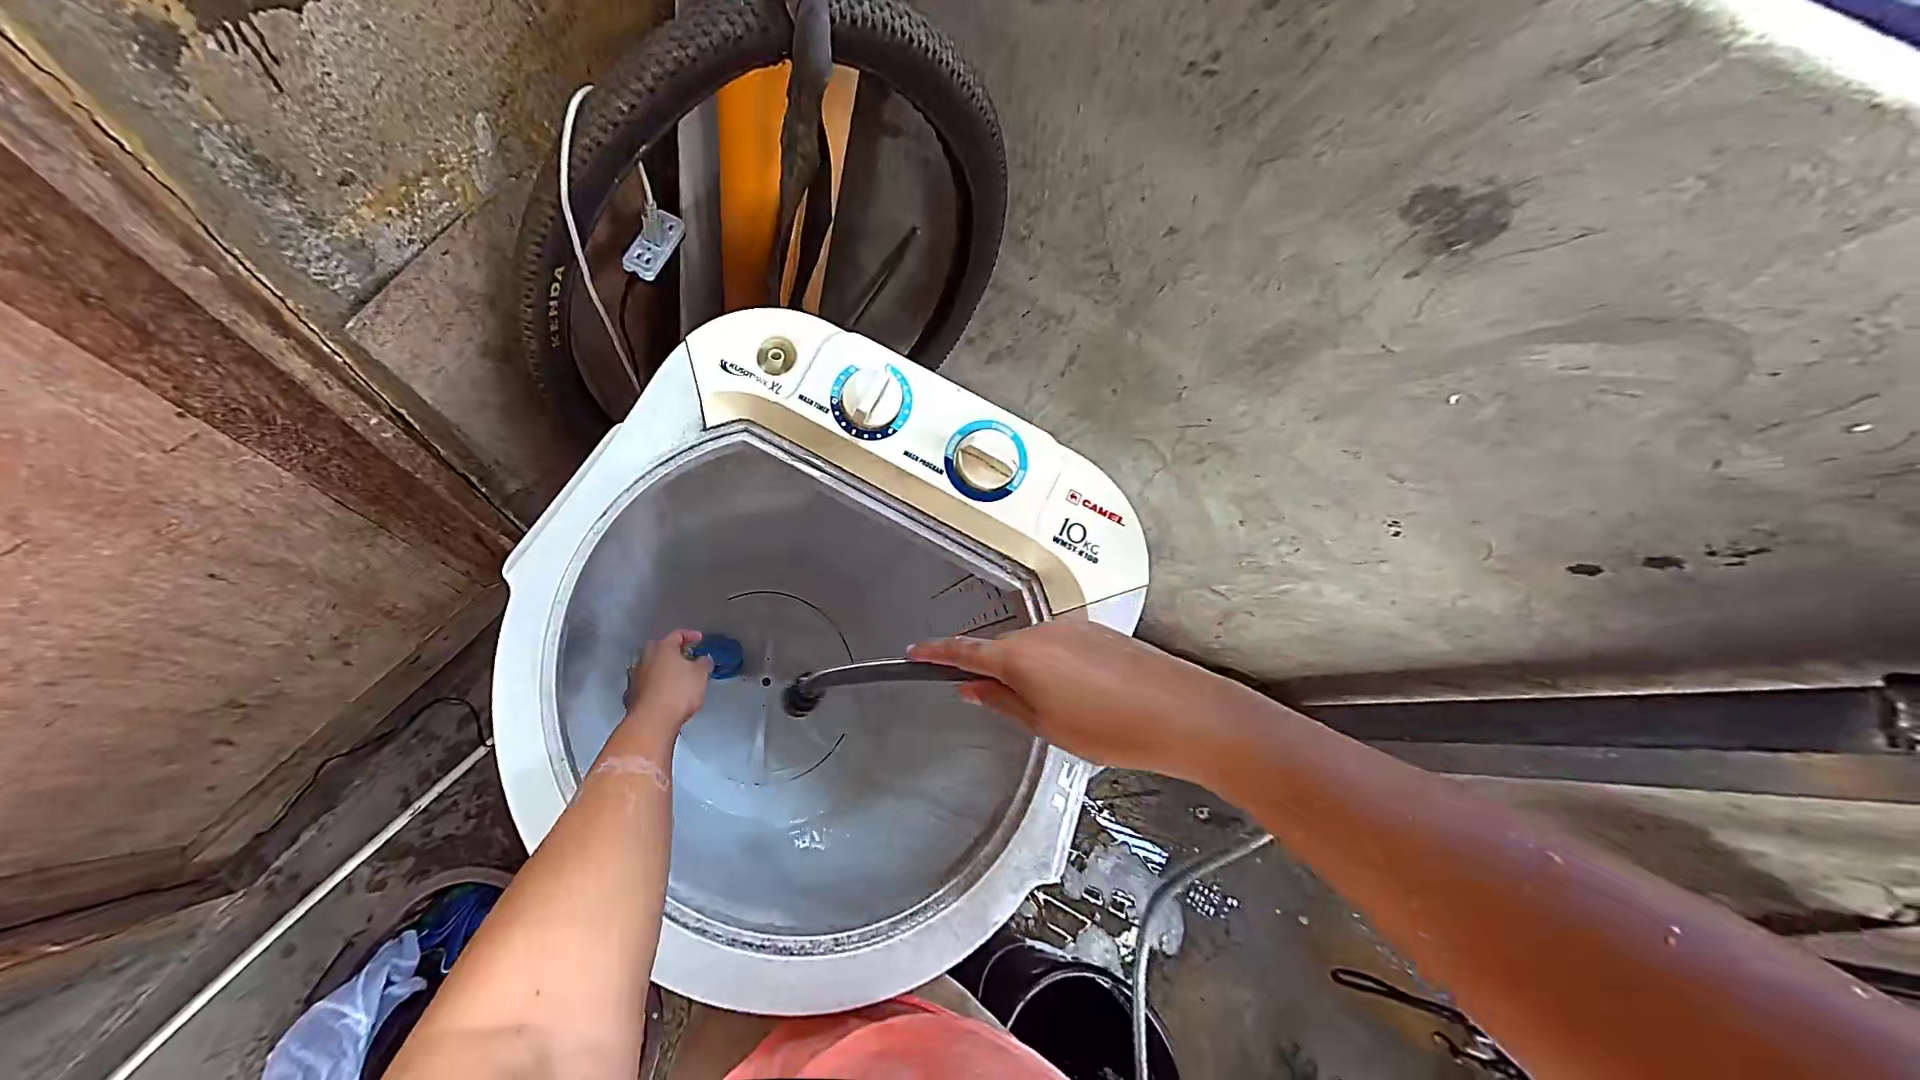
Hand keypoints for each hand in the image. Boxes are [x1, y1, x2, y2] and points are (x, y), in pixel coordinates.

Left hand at [622, 630, 711, 736]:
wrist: (652, 721)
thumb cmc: (679, 692)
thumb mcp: (700, 675)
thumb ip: (703, 663)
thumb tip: (702, 659)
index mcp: (662, 648)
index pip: (677, 635)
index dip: (690, 635)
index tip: (699, 639)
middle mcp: (645, 658)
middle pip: (661, 649)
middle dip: (674, 652)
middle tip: (687, 657)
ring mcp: (635, 676)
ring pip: (652, 666)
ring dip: (663, 669)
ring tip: (677, 677)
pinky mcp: (631, 694)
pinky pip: (647, 683)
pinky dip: (656, 684)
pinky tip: (664, 693)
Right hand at [909, 620, 1263, 782]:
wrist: (1183, 714)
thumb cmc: (1116, 727)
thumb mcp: (1046, 726)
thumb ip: (1002, 702)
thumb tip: (974, 689)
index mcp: (1022, 656)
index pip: (964, 650)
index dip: (935, 653)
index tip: (916, 653)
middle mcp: (1045, 632)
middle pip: (1001, 648)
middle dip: (993, 673)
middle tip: (995, 705)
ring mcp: (1073, 628)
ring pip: (1033, 648)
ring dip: (1031, 673)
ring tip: (1059, 713)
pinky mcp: (1097, 632)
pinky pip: (1060, 646)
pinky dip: (1056, 667)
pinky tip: (1081, 697)